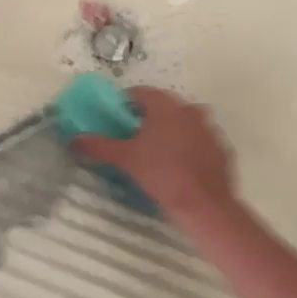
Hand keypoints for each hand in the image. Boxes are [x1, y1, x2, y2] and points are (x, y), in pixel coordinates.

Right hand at [72, 86, 237, 220]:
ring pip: (184, 123)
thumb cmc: (161, 174)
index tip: (116, 119)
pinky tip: (179, 166)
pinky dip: (189, 147)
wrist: (205, 204)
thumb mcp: (125, 159)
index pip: (140, 92)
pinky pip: (200, 141)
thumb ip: (99, 146)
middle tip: (133, 137)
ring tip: (156, 153)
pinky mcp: (222, 148)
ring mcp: (210, 128)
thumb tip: (74, 139)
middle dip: (148, 118)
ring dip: (170, 131)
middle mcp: (190, 109)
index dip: (125, 104)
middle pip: (163, 107)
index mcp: (165, 105)